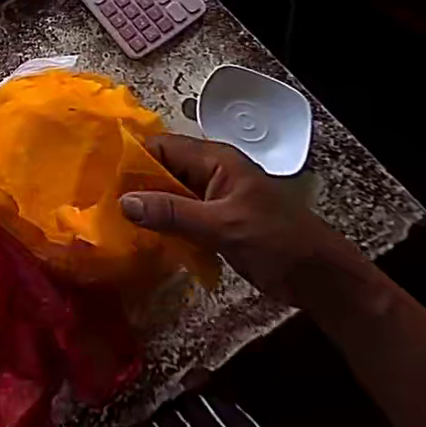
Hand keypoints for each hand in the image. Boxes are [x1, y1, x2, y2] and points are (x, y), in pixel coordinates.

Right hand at [120, 133, 368, 304]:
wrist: (323, 280)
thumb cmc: (278, 241)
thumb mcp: (222, 226)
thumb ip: (173, 213)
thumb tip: (124, 202)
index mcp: (214, 159)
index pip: (163, 146)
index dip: (133, 157)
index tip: (103, 174)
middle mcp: (210, 171)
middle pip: (163, 168)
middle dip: (136, 183)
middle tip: (102, 199)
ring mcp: (213, 197)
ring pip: (170, 192)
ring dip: (148, 205)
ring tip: (115, 218)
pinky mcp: (215, 221)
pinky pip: (180, 213)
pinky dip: (163, 222)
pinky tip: (143, 236)